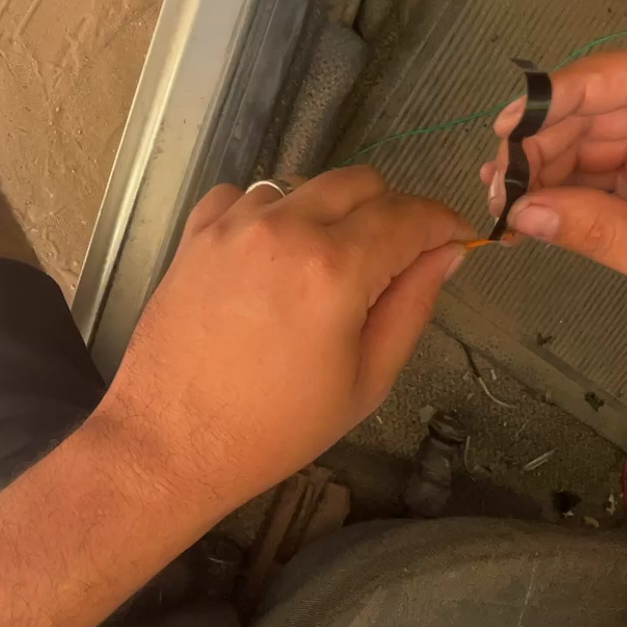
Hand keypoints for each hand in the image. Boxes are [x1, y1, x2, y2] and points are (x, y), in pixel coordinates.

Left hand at [98, 167, 470, 509]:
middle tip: (393, 258)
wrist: (172, 443)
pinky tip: (268, 257)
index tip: (454, 238)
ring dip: (328, 213)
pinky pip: (244, 197)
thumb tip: (444, 255)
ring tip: (323, 266)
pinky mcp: (194, 237)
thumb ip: (410, 309)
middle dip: (391, 211)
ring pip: (303, 185)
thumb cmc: (274, 430)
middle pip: (360, 183)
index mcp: (335, 269)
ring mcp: (232, 228)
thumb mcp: (363, 384)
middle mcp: (284, 230)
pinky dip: (269, 214)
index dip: (442, 223)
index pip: (408, 216)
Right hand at [480, 47, 626, 364]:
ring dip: (547, 166)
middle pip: (612, 104)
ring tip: (504, 205)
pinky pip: (605, 167)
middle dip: (547, 141)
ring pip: (599, 135)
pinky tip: (530, 209)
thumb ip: (600, 232)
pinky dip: (565, 187)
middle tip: (497, 187)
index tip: (509, 125)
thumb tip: (522, 213)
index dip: (571, 91)